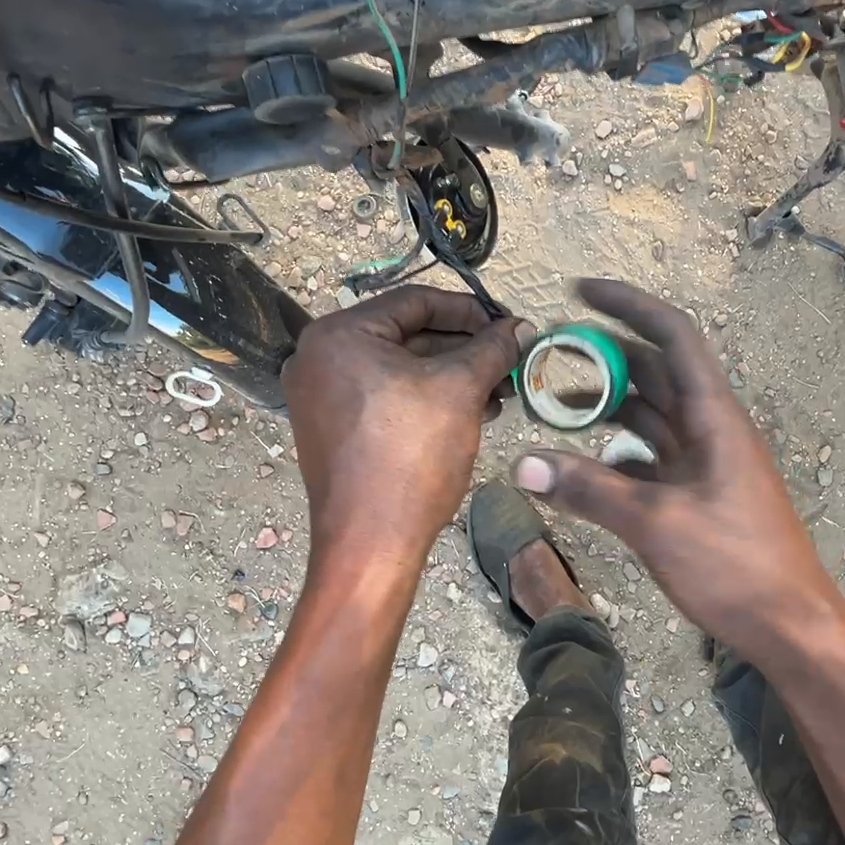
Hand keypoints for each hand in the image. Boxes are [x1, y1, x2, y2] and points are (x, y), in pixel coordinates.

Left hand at [282, 286, 531, 564]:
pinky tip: (476, 411)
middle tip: (513, 361)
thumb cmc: (412, 456)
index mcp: (339, 335)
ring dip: (456, 375)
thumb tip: (522, 327)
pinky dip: (431, 398)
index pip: (416, 301)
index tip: (511, 326)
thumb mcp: (460, 390)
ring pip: (404, 369)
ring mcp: (323, 396)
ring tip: (503, 392)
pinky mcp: (335, 428)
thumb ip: (493, 348)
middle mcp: (321, 358)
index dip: (471, 311)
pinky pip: (390, 396)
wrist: (371, 544)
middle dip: (467, 349)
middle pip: (410, 335)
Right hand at [510, 279, 844, 661]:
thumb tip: (523, 463)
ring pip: (649, 413)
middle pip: (653, 370)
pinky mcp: (697, 491)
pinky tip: (585, 465)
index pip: (673, 334)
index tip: (580, 291)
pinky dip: (616, 450)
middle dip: (603, 355)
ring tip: (553, 400)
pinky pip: (650, 454)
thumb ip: (588, 490)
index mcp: (712, 414)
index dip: (629, 304)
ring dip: (606, 402)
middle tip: (548, 352)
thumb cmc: (736, 565)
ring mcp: (704, 460)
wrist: (792, 627)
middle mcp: (709, 426)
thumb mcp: (655, 524)